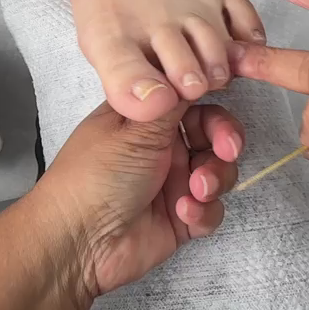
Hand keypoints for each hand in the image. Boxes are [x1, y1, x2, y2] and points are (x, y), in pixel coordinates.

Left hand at [29, 102, 242, 299]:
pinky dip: (203, 211)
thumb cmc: (96, 175)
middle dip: (226, 139)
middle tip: (227, 150)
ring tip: (196, 190)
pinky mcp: (181, 218)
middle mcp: (162, 146)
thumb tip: (196, 68)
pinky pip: (211, 209)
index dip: (212, 97)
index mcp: (145, 118)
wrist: (79, 241)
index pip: (190, 97)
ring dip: (215, 178)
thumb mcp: (135, 130)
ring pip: (218, 171)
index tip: (229, 98)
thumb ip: (172, 100)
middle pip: (213, 133)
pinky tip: (183, 214)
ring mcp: (172, 182)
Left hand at [56, 0, 263, 120]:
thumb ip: (121, 77)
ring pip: (223, 56)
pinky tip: (232, 44)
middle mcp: (162, 20)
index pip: (144, 92)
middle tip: (189, 83)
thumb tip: (159, 106)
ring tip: (207, 65)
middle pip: (197, 78)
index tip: (163, 97)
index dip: (158, 103)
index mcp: (119, 37)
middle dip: (195, 89)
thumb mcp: (96, 34)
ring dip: (219, 69)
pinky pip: (249, 24)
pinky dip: (245, 43)